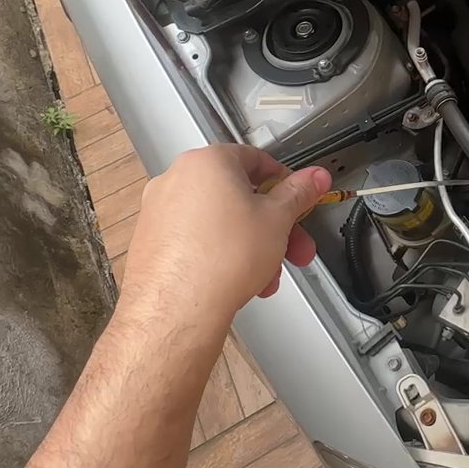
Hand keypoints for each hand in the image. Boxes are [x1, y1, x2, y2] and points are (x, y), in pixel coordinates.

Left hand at [118, 145, 328, 333]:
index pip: (258, 159)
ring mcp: (161, 211)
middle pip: (241, 194)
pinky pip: (202, 239)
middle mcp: (177, 180)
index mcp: (207, 163)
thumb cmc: (219, 260)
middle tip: (294, 241)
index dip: (286, 181)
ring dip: (255, 241)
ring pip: (223, 220)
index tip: (301, 196)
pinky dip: (226, 252)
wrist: (176, 309)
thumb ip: (300, 192)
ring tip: (271, 269)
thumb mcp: (279, 218)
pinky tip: (246, 277)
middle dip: (275, 222)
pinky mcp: (154, 241)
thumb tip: (313, 177)